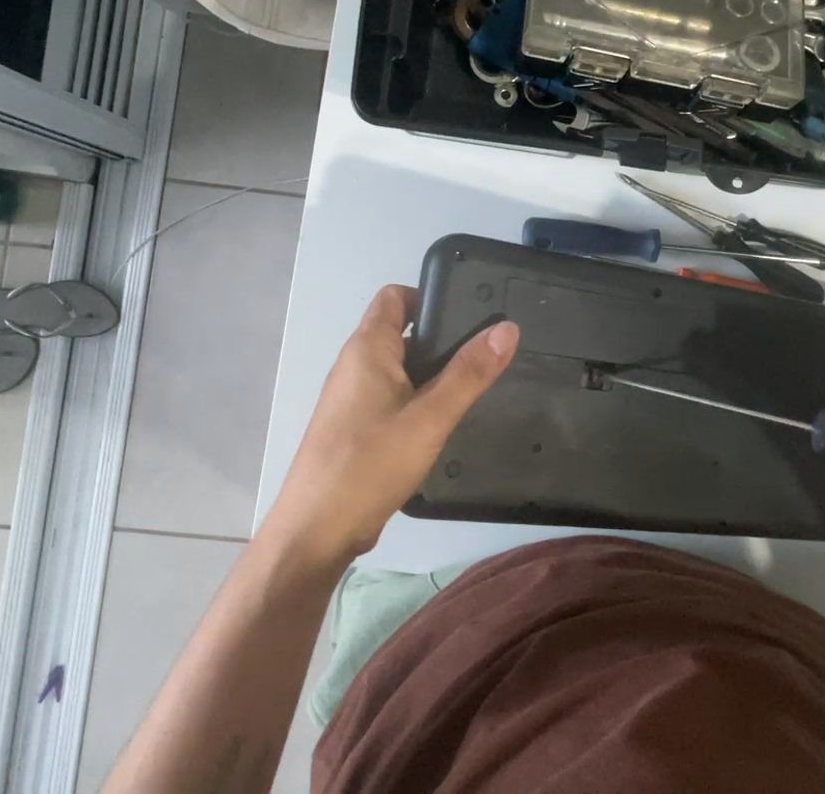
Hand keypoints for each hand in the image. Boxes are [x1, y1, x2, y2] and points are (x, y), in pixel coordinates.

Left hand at [263, 285, 518, 565]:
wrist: (318, 530)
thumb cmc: (369, 464)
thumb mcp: (430, 417)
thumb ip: (469, 373)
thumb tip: (506, 328)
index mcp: (367, 349)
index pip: (396, 296)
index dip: (431, 295)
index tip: (471, 313)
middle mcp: (354, 366)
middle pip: (400, 331)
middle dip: (441, 338)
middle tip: (485, 353)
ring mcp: (352, 399)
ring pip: (398, 369)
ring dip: (431, 373)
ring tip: (473, 386)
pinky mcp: (355, 429)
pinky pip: (392, 398)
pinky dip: (418, 401)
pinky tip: (443, 423)